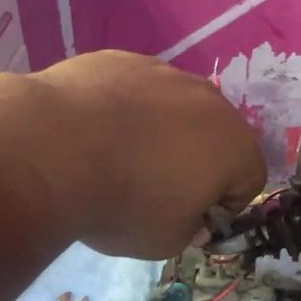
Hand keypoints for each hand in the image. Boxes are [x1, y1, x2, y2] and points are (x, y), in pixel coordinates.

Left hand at [32, 51, 266, 258]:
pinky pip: (133, 92)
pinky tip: (92, 135)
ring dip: (160, 134)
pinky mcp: (118, 58)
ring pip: (173, 109)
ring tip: (119, 160)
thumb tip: (191, 214)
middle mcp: (208, 99)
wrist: (51, 150)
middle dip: (196, 164)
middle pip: (215, 137)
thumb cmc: (123, 203)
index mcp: (234, 145)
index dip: (224, 207)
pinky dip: (123, 112)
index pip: (250, 180)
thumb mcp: (167, 242)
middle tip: (156, 191)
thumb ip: (191, 228)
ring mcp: (161, 71)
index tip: (191, 220)